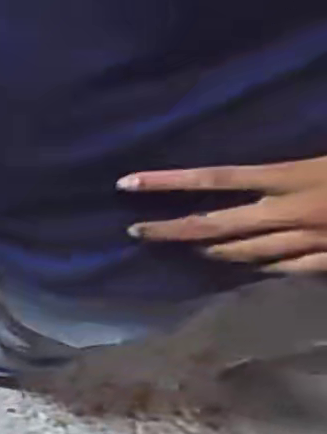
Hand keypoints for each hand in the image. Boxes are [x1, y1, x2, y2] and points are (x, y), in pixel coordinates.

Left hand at [122, 155, 326, 273]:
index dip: (166, 181)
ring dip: (213, 250)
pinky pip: (287, 268)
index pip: (217, 177)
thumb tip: (258, 167)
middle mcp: (294, 211)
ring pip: (242, 251)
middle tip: (136, 231)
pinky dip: (266, 266)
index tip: (124, 183)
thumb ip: (295, 165)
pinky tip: (253, 265)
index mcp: (298, 176)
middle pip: (211, 225)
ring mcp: (316, 238)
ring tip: (195, 249)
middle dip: (168, 230)